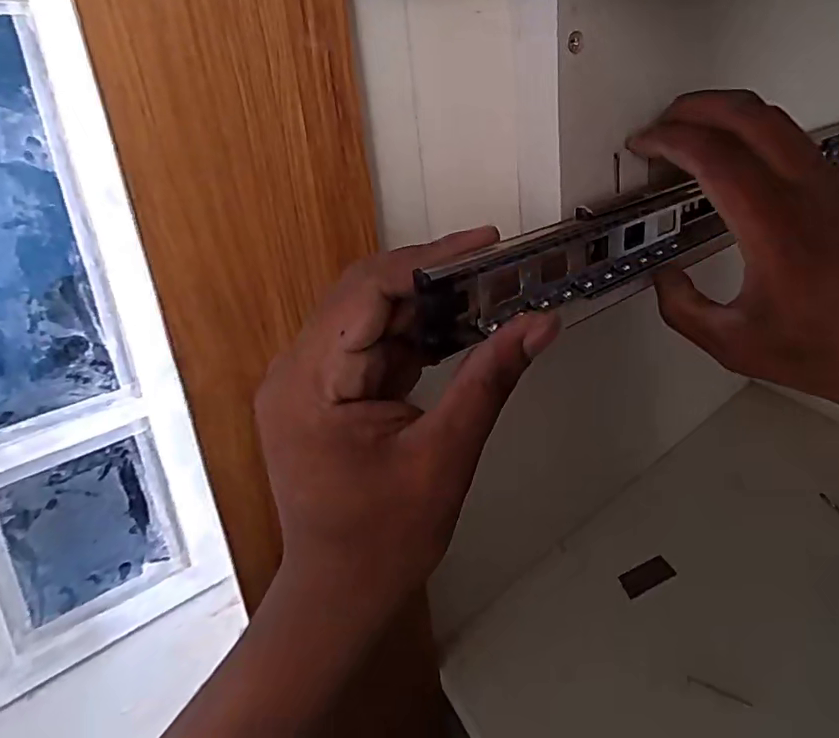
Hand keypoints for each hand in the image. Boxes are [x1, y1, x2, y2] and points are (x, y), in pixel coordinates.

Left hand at [254, 228, 559, 622]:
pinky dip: (420, 332)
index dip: (429, 257)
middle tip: (496, 263)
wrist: (339, 597)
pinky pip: (377, 342)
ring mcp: (311, 378)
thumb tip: (539, 324)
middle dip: (434, 274)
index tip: (485, 242)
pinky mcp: (330, 389)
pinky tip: (462, 326)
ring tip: (489, 289)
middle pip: (368, 293)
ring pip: (375, 313)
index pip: (368, 290)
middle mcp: (299, 368)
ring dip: (430, 302)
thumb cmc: (382, 542)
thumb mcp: (444, 455)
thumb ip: (490, 379)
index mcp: (310, 381)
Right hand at [629, 90, 838, 436]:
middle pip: (745, 114)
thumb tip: (665, 278)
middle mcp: (805, 194)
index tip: (643, 143)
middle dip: (692, 107)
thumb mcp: (736, 345)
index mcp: (775, 227)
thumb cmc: (833, 353)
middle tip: (660, 125)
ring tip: (692, 132)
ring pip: (773, 118)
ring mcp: (829, 187)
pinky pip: (791, 138)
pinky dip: (752, 129)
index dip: (667, 139)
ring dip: (725, 112)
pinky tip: (736, 157)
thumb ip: (682, 309)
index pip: (712, 154)